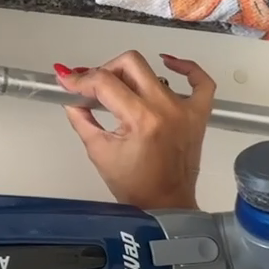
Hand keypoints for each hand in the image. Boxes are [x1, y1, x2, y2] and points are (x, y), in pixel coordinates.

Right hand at [56, 50, 215, 209]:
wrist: (166, 205)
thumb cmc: (136, 186)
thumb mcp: (98, 150)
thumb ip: (81, 118)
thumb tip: (71, 96)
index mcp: (142, 119)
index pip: (104, 82)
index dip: (80, 79)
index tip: (67, 80)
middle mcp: (166, 109)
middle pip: (129, 64)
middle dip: (104, 71)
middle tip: (93, 86)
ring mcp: (185, 109)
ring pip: (154, 70)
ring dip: (129, 74)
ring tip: (118, 88)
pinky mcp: (198, 114)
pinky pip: (200, 81)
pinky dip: (186, 68)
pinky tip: (169, 63)